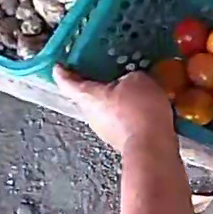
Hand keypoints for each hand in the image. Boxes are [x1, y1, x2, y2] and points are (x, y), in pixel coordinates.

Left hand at [54, 65, 175, 155]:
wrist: (153, 146)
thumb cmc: (139, 114)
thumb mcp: (138, 79)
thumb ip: (130, 75)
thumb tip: (132, 78)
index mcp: (89, 97)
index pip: (67, 83)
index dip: (62, 72)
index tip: (59, 67)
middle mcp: (92, 115)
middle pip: (88, 96)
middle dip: (96, 84)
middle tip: (105, 70)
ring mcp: (106, 130)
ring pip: (106, 109)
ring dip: (116, 100)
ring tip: (133, 88)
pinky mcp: (121, 140)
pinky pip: (122, 121)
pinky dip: (130, 113)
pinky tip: (145, 107)